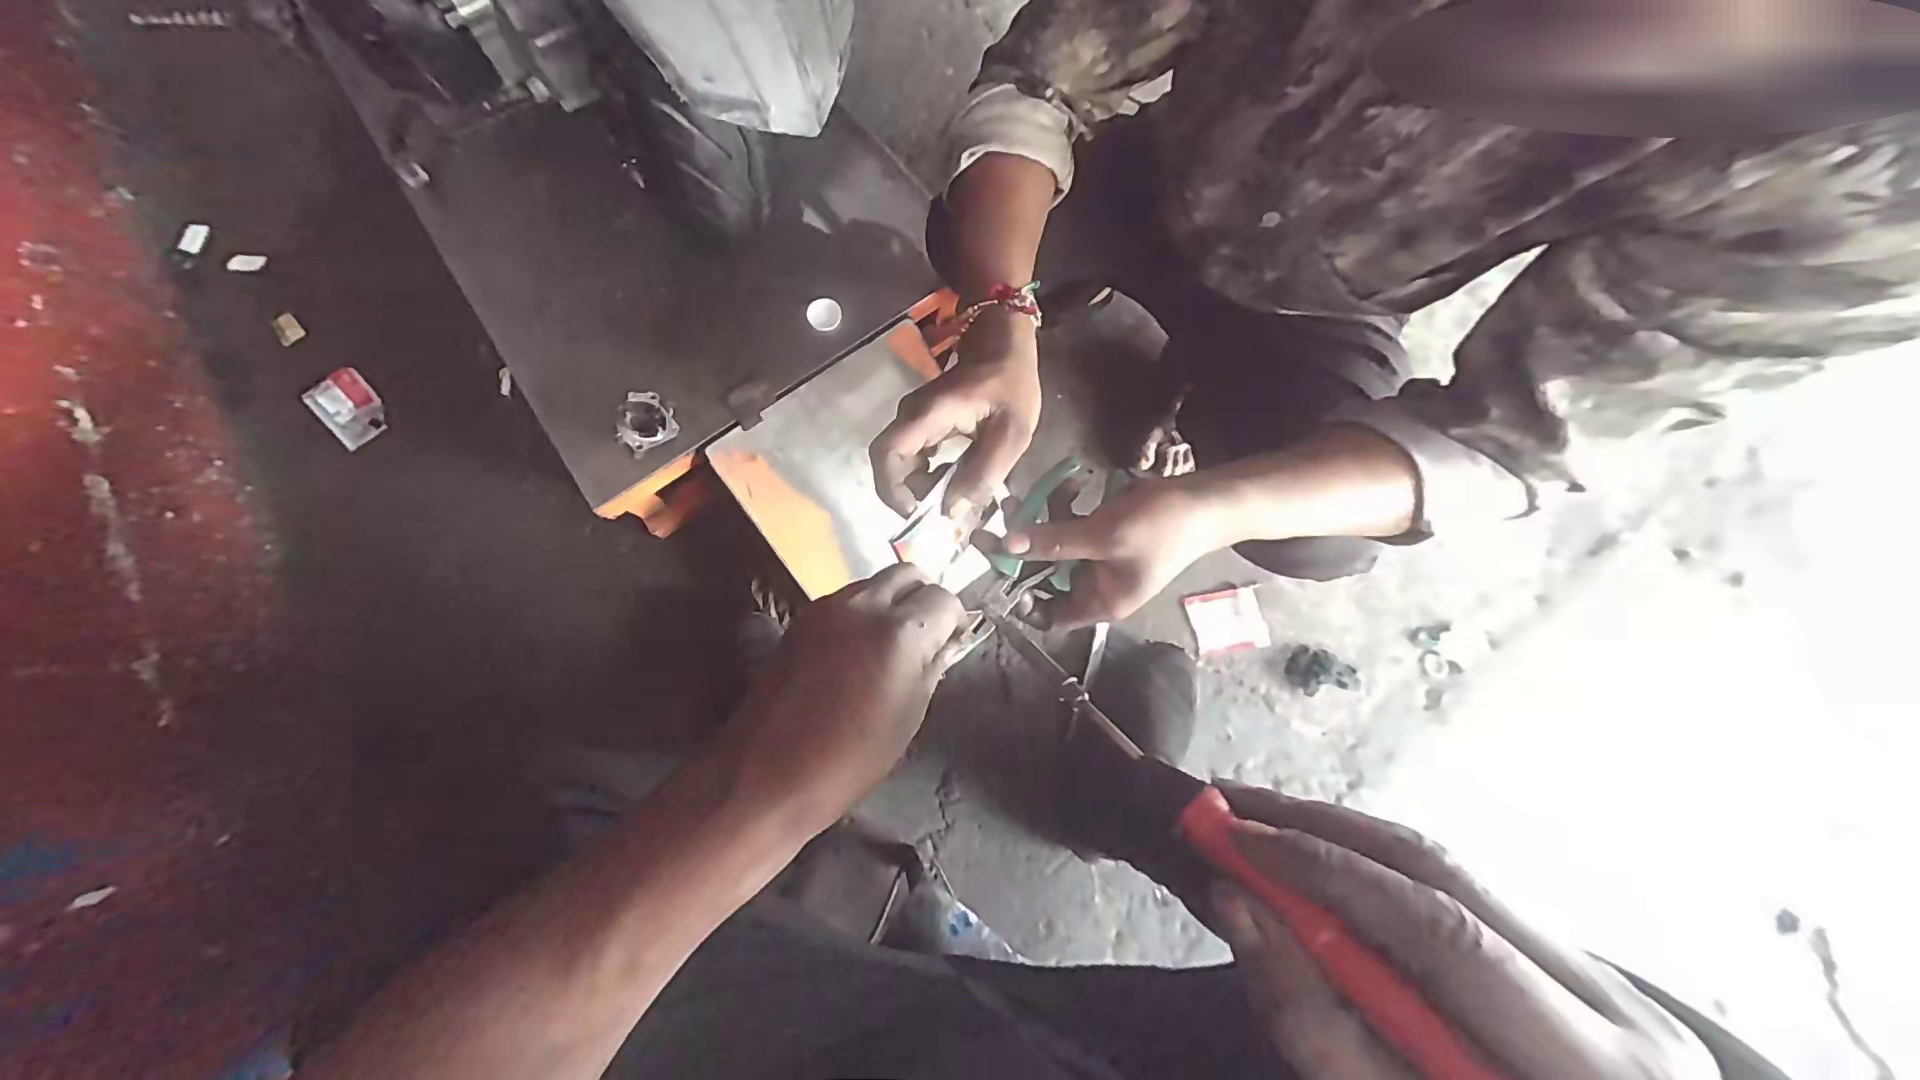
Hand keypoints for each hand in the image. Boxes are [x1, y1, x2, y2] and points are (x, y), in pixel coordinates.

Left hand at [729, 566, 967, 831]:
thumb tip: (946, 640)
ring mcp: (828, 607)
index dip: (953, 619)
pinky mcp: (802, 618)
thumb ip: (933, 664)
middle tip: (926, 634)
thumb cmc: (853, 757)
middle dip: (923, 597)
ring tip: (889, 644)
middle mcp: (865, 605)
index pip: (943, 598)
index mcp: (900, 631)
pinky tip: (857, 650)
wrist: (769, 771)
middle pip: (907, 574)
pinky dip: (862, 612)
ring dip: (891, 602)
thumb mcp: (909, 713)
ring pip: (874, 582)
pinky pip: (845, 599)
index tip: (951, 641)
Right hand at [870, 307, 1041, 527]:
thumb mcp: (1012, 432)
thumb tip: (953, 510)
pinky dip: (930, 476)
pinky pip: (916, 457)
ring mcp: (916, 420)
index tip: (915, 512)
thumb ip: (984, 472)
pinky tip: (956, 481)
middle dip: (911, 495)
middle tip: (943, 513)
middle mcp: (912, 417)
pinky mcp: (925, 425)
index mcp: (928, 415)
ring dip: (922, 487)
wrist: (1004, 342)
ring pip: (903, 463)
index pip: (887, 453)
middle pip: (891, 464)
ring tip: (955, 499)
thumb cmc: (1011, 383)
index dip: (891, 489)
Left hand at [1004, 480, 1226, 629]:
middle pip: (1046, 576)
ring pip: (1056, 546)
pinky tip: (1072, 483)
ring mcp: (1101, 560)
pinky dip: (1067, 508)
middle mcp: (1096, 587)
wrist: (1210, 501)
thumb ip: (1054, 541)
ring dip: (1041, 520)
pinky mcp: (1105, 535)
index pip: (1048, 616)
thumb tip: (1006, 544)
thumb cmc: (1162, 527)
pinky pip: (1074, 527)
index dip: (1019, 597)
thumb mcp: (1102, 536)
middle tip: (1001, 519)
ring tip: (1027, 496)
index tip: (996, 565)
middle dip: (1023, 547)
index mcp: (1099, 602)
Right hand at [1209, 786, 1719, 1079]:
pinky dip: (1368, 860)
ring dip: (1335, 831)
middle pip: (1437, 872)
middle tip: (1227, 804)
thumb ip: (1311, 1019)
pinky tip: (1316, 852)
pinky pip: (1451, 888)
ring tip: (1257, 816)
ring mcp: (1609, 982)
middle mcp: (1618, 1008)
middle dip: (1317, 827)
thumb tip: (1234, 899)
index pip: (1437, 930)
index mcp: (1589, 1071)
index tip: (1231, 838)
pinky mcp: (1577, 965)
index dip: (1325, 870)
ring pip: (1443, 868)